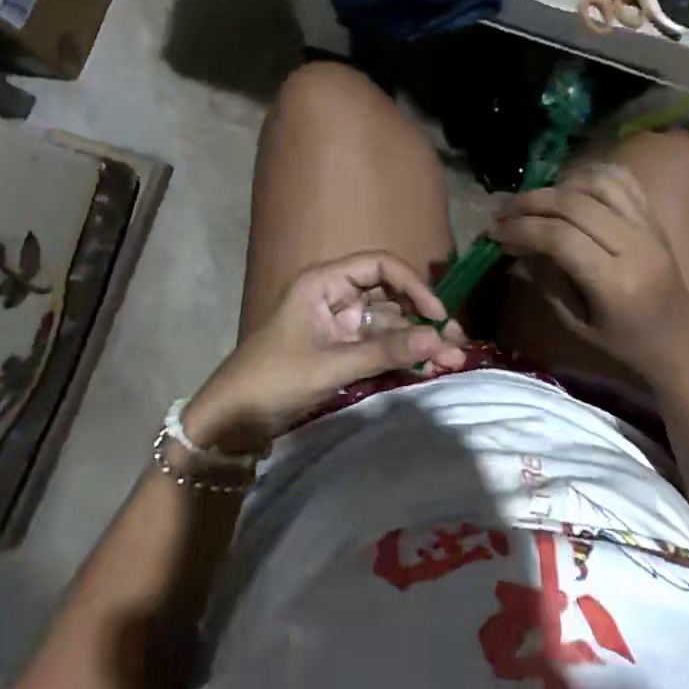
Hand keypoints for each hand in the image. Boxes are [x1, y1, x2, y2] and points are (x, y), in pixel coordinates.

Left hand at [184, 252, 466, 452]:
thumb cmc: (272, 381)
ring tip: (453, 362)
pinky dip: (403, 356)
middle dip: (425, 319)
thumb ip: (384, 351)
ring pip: (391, 324)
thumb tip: (438, 339)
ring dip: (420, 341)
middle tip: (457, 343)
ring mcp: (341, 325)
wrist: (232, 422)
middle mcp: (336, 296)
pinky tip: (428, 368)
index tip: (437, 315)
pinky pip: (381, 346)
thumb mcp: (330, 365)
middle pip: (392, 296)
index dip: (414, 285)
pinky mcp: (343, 350)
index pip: (380, 266)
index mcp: (324, 283)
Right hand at [492, 163, 688, 384]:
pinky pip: (623, 182)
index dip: (522, 228)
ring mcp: (649, 228)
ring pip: (599, 184)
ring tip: (534, 200)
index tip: (495, 232)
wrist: (684, 344)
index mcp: (615, 282)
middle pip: (575, 204)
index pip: (559, 237)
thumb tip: (513, 246)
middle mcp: (635, 246)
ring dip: (559, 185)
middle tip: (503, 211)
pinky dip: (592, 176)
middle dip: (531, 203)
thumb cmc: (625, 346)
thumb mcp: (577, 325)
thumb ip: (545, 281)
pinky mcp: (655, 220)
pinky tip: (569, 187)